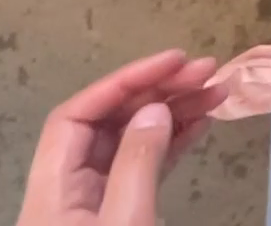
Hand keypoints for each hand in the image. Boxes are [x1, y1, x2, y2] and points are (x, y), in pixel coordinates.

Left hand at [16, 50, 226, 225]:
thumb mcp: (127, 225)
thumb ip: (138, 163)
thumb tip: (154, 107)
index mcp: (51, 195)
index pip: (77, 118)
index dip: (124, 81)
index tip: (176, 62)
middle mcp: (65, 193)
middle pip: (106, 124)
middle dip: (156, 91)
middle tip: (209, 71)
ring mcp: (91, 205)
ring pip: (129, 140)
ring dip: (173, 110)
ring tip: (219, 90)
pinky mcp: (116, 215)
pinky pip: (143, 163)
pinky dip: (174, 138)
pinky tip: (205, 122)